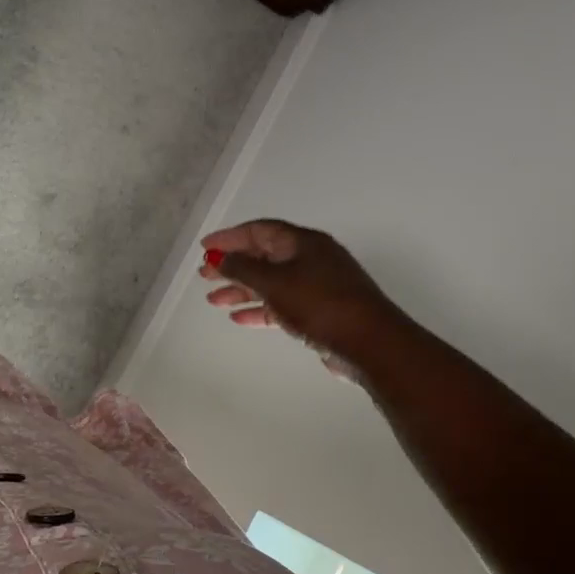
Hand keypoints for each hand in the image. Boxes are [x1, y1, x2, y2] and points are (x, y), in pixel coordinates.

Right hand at [199, 219, 408, 367]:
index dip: (229, 237)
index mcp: (303, 243)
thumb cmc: (318, 304)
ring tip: (214, 300)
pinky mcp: (320, 310)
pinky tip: (239, 318)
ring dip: (241, 289)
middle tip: (205, 275)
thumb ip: (242, 268)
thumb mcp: (273, 282)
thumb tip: (219, 257)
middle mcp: (311, 259)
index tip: (204, 247)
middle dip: (233, 265)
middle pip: (264, 256)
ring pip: (270, 282)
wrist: (369, 343)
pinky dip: (259, 308)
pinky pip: (282, 303)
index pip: (260, 230)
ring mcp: (317, 285)